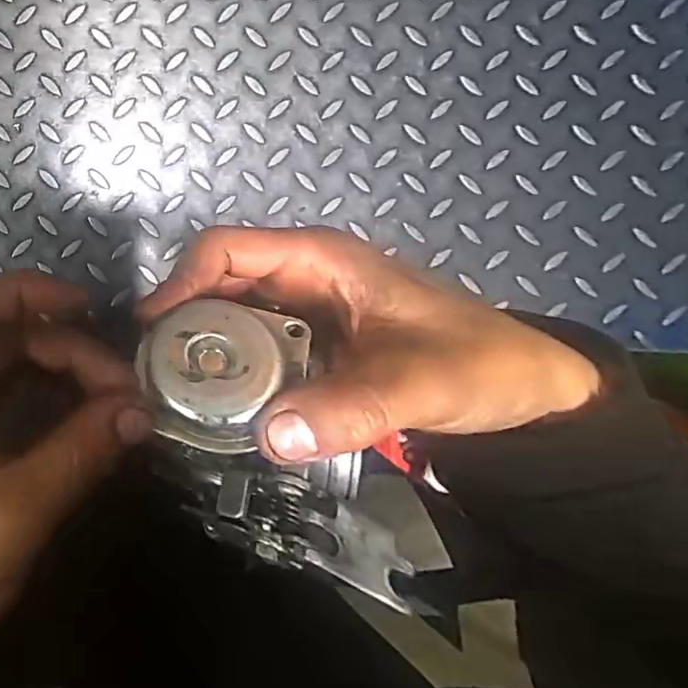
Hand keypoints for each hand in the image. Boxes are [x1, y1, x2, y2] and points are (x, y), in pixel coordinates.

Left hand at [0, 273, 152, 634]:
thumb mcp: (15, 511)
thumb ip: (78, 453)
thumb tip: (141, 412)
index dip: (28, 293)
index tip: (87, 305)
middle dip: (61, 343)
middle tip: (119, 380)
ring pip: (4, 353)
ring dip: (58, 362)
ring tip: (111, 391)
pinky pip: (4, 381)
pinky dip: (45, 384)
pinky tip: (84, 400)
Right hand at [138, 226, 599, 463]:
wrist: (533, 387)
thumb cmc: (477, 363)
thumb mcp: (415, 384)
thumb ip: (347, 408)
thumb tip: (269, 438)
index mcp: (318, 258)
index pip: (227, 249)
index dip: (183, 279)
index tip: (154, 326)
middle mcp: (302, 271)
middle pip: (219, 277)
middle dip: (184, 314)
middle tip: (157, 365)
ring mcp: (305, 302)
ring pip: (232, 308)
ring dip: (204, 339)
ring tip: (176, 381)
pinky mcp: (311, 332)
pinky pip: (254, 337)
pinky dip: (231, 359)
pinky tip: (220, 394)